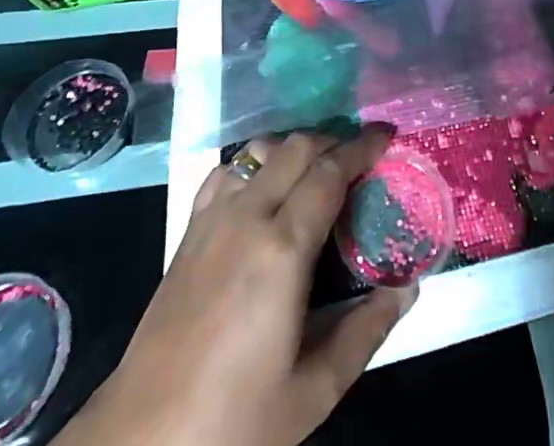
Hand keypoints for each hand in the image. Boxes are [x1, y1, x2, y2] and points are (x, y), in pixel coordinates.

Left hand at [56, 127, 416, 445]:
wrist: (146, 432)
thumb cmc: (238, 415)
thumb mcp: (317, 386)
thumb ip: (367, 329)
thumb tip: (407, 287)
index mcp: (281, 248)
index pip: (328, 172)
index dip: (361, 148)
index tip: (387, 137)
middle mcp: (245, 216)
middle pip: (294, 149)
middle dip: (333, 141)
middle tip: (363, 158)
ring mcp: (211, 219)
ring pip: (258, 152)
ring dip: (294, 150)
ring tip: (321, 172)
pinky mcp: (188, 230)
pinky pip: (226, 174)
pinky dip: (255, 165)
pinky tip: (266, 190)